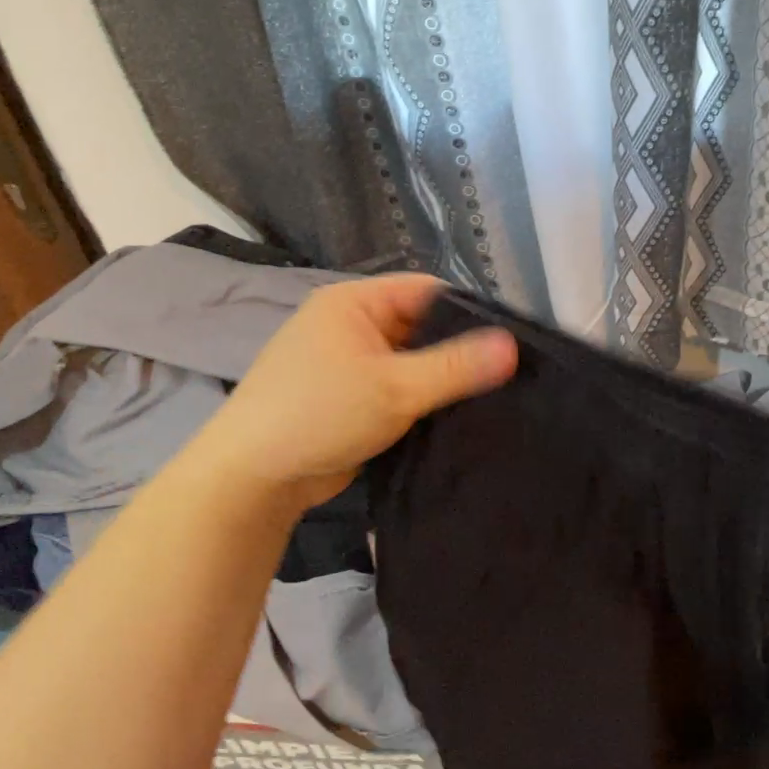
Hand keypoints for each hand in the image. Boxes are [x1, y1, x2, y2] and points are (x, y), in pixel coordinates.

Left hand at [184, 274, 515, 511]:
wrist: (254, 478)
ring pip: (417, 362)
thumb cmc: (319, 415)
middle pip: (425, 326)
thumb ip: (457, 366)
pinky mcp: (356, 399)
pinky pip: (404, 389)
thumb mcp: (395, 387)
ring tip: (495, 396)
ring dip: (447, 380)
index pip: (428, 291)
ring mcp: (353, 364)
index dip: (470, 311)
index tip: (512, 341)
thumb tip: (515, 345)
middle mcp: (353, 326)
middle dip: (463, 350)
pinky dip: (429, 400)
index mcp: (353, 303)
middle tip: (510, 374)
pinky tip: (462, 416)